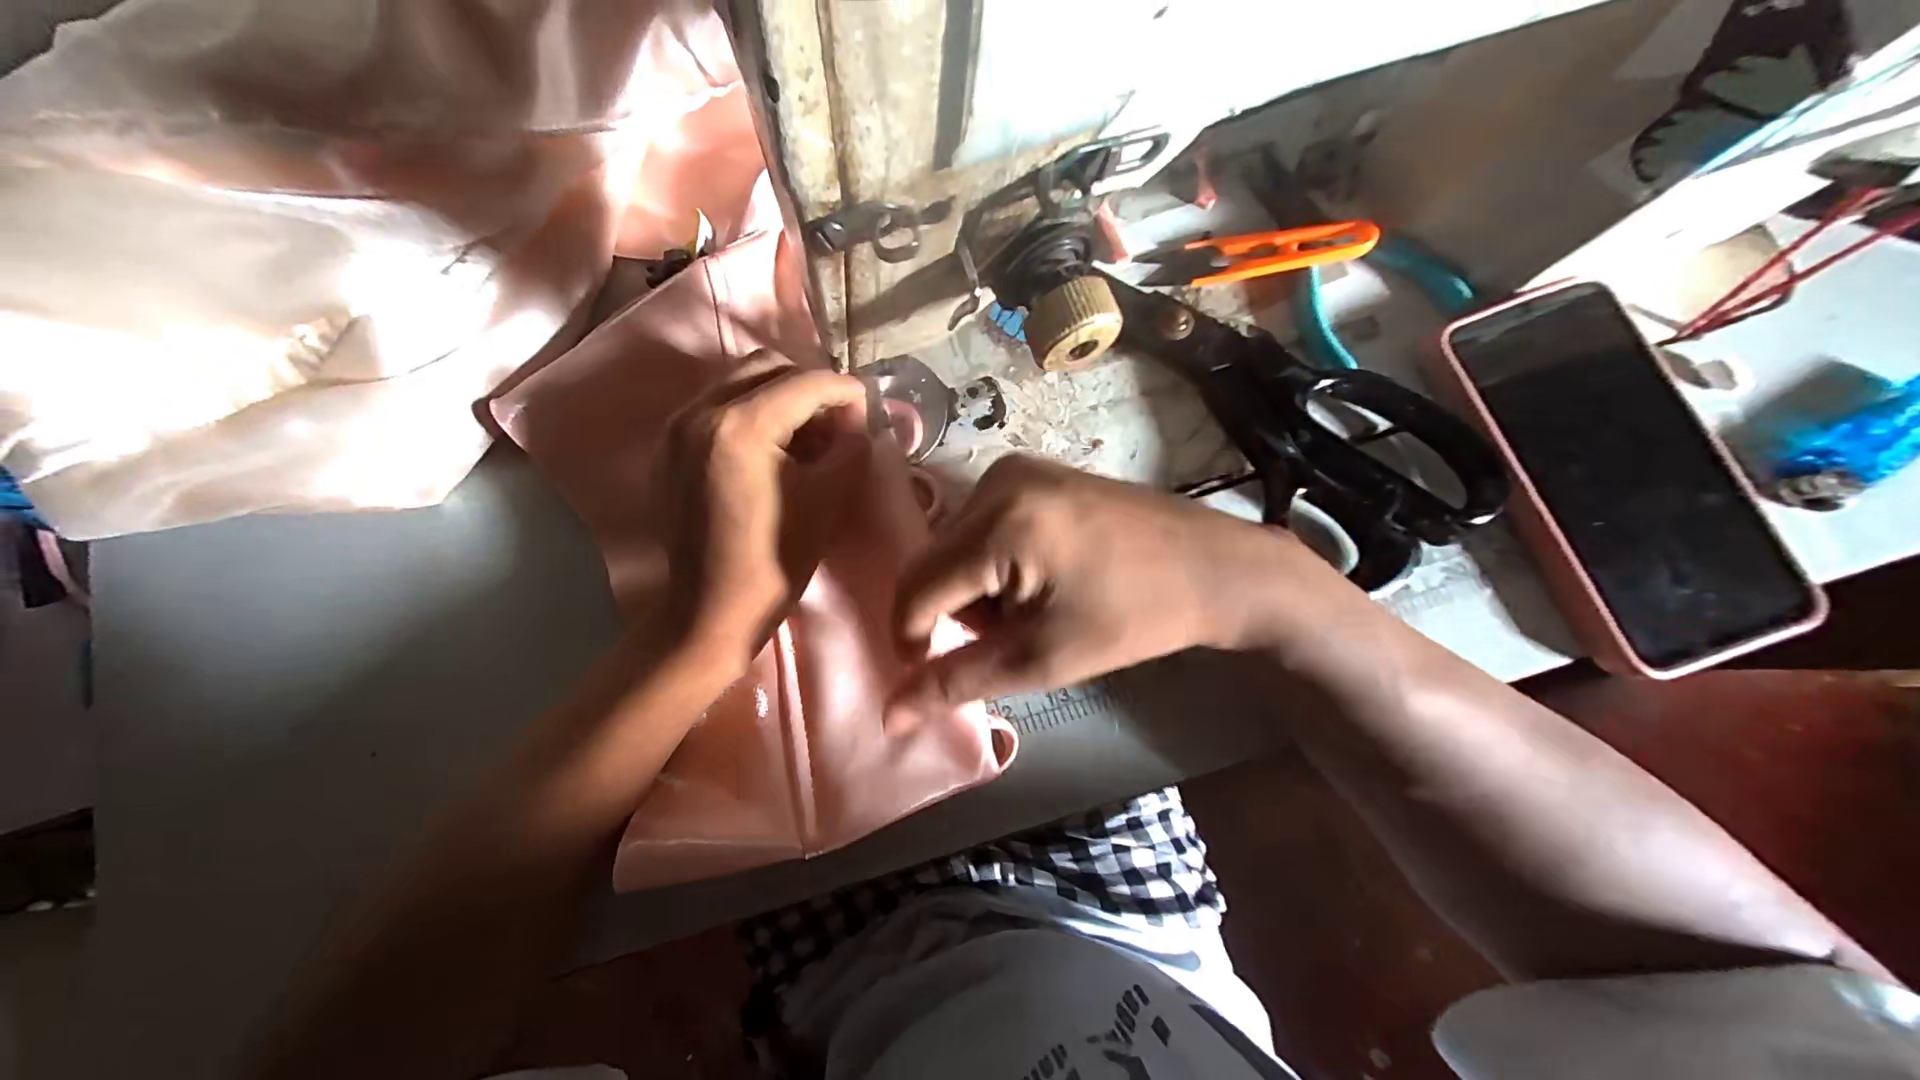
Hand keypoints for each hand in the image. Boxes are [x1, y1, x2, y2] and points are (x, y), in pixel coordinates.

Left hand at [659, 354, 868, 674]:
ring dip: (780, 399)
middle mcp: (699, 412)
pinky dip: (751, 415)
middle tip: (835, 425)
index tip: (866, 414)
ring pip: (738, 384)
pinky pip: (716, 409)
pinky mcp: (669, 450)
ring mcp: (676, 429)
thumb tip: (855, 426)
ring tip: (807, 438)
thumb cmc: (774, 562)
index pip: (804, 382)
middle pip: (766, 366)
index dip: (845, 392)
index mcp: (739, 425)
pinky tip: (773, 452)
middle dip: (809, 388)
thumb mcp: (827, 502)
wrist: (709, 613)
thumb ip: (850, 449)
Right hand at [889, 455, 1362, 719]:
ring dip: (972, 591)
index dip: (914, 640)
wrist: (1212, 566)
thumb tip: (887, 717)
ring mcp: (1012, 468)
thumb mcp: (1042, 658)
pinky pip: (976, 525)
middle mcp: (995, 481)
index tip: (938, 675)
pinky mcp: (1027, 470)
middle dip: (955, 614)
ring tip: (1031, 609)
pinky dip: (988, 563)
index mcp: (1001, 523)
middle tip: (1010, 638)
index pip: (916, 588)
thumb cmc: (1135, 617)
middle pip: (931, 565)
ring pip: (951, 548)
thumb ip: (958, 682)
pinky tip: (1036, 576)